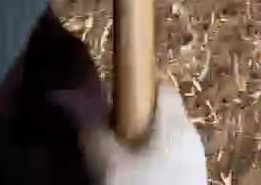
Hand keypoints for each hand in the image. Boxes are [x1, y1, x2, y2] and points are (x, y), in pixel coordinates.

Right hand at [80, 82, 206, 184]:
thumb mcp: (109, 164)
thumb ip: (89, 128)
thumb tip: (65, 94)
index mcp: (177, 121)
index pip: (158, 84)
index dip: (131, 88)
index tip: (107, 102)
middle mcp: (192, 137)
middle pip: (159, 114)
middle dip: (132, 123)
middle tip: (105, 139)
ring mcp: (195, 164)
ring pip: (163, 142)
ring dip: (140, 150)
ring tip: (114, 166)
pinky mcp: (193, 184)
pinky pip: (170, 164)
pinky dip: (151, 168)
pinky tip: (132, 182)